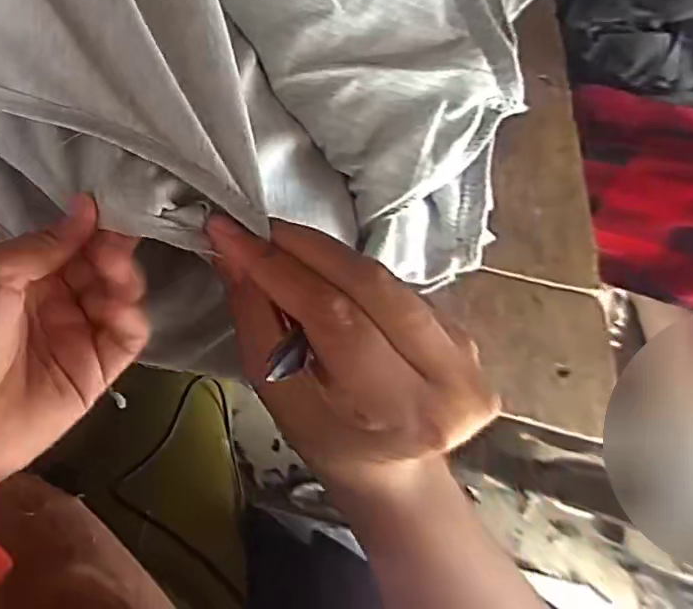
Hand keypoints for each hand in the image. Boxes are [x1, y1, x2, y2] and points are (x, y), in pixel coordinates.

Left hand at [0, 195, 149, 498]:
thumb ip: (41, 245)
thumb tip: (85, 206)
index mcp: (25, 269)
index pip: (70, 238)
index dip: (91, 224)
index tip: (110, 208)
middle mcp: (55, 295)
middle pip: (98, 262)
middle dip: (111, 248)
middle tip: (114, 245)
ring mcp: (77, 331)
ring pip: (117, 293)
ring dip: (123, 277)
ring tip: (113, 273)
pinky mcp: (97, 369)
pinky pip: (126, 336)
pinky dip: (131, 316)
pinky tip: (118, 308)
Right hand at [206, 215, 497, 503]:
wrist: (389, 465)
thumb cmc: (321, 429)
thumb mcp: (271, 384)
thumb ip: (252, 312)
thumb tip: (230, 251)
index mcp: (393, 408)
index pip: (330, 314)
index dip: (273, 264)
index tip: (226, 231)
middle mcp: (446, 380)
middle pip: (365, 284)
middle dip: (300, 245)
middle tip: (252, 228)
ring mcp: (466, 354)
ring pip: (380, 276)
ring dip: (320, 249)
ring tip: (275, 242)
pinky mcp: (465, 331)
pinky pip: (392, 281)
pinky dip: (344, 265)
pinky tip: (315, 266)